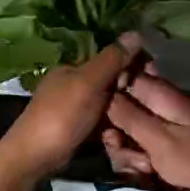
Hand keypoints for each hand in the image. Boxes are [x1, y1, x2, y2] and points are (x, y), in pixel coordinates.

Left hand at [0, 34, 143, 183]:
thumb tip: (136, 33)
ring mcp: (73, 107)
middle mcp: (72, 84)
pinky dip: (113, 125)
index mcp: (71, 68)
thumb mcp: (87, 84)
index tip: (155, 74)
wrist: (34, 156)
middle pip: (109, 81)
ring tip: (145, 118)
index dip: (130, 64)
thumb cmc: (61, 116)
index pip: (108, 58)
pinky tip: (128, 131)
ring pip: (107, 103)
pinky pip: (101, 121)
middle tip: (153, 102)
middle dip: (129, 90)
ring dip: (123, 110)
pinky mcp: (77, 128)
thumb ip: (110, 61)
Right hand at [103, 64, 189, 190]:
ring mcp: (158, 130)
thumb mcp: (160, 140)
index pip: (123, 73)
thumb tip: (99, 89)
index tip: (93, 107)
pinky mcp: (159, 151)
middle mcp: (157, 107)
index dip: (106, 87)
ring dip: (124, 150)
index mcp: (161, 94)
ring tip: (142, 167)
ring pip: (121, 131)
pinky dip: (134, 162)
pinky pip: (132, 150)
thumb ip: (127, 115)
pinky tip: (145, 175)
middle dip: (114, 128)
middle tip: (120, 145)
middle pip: (117, 106)